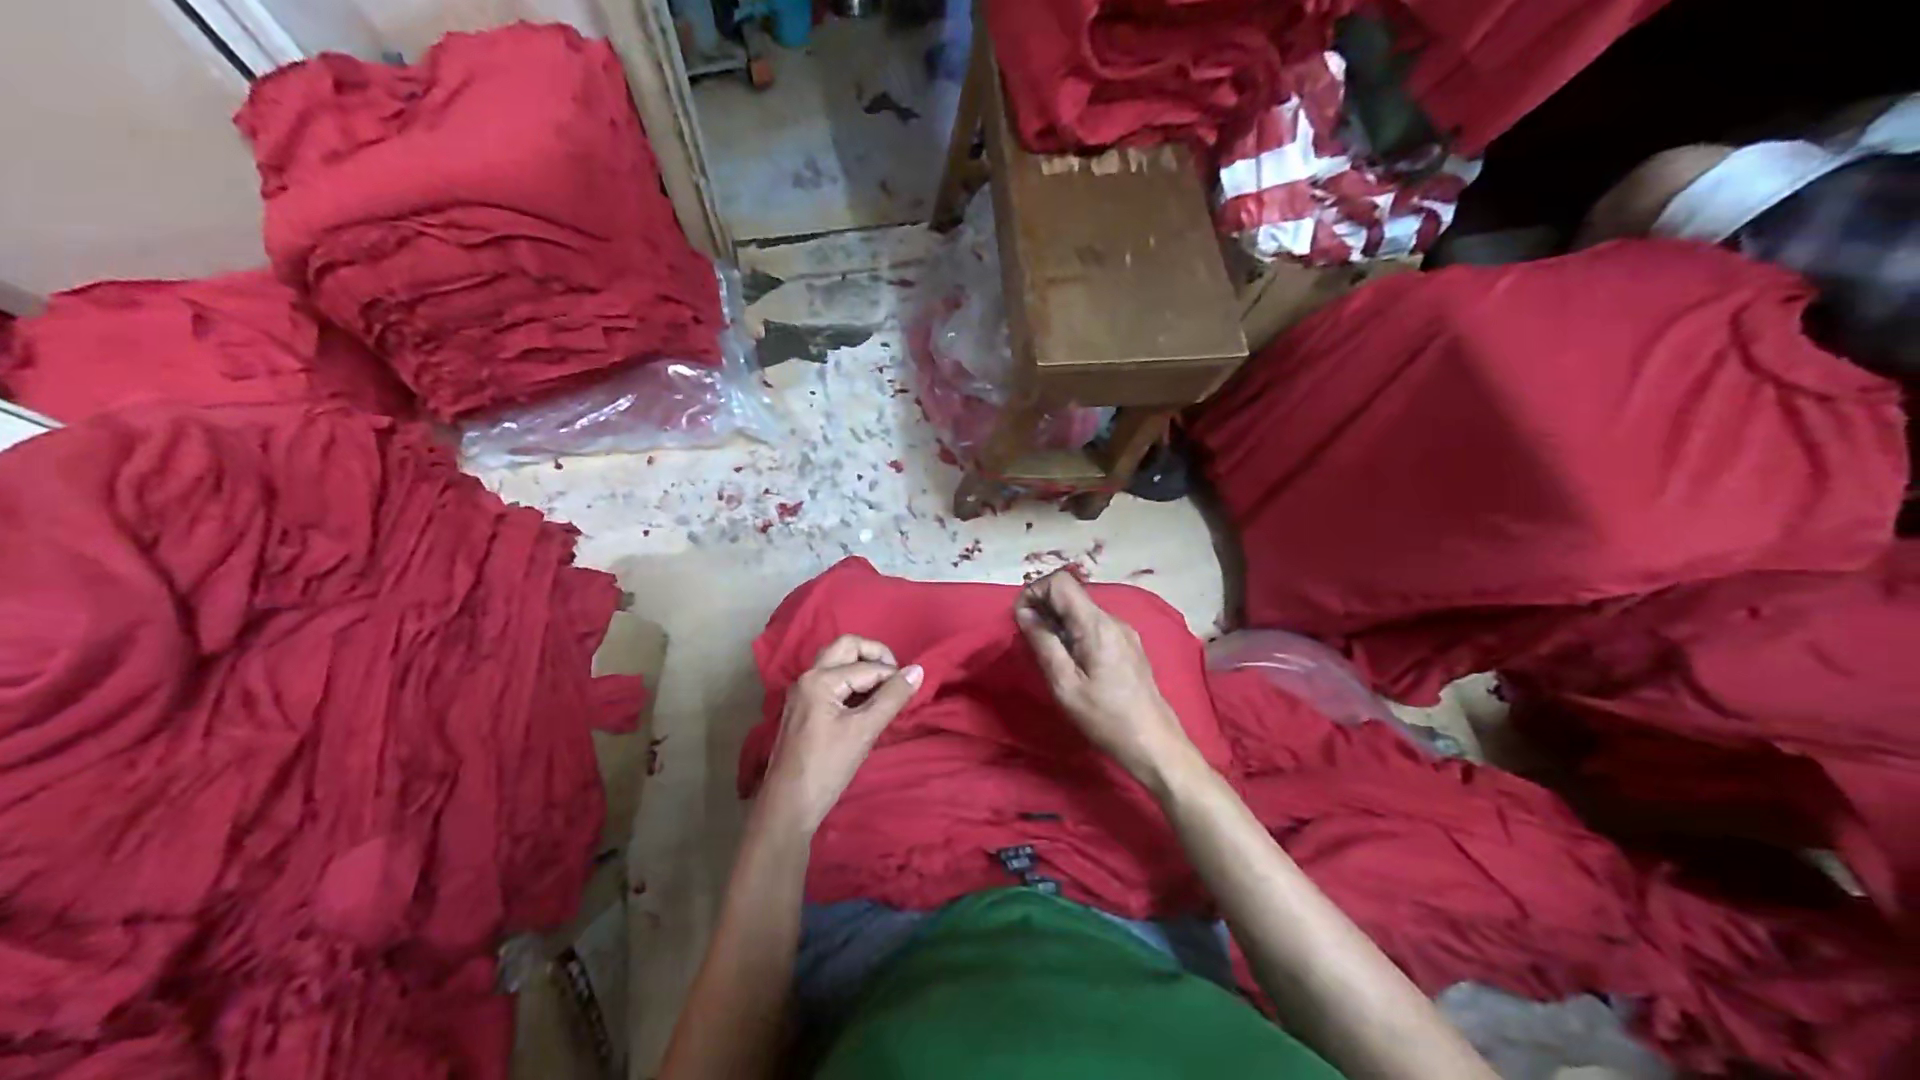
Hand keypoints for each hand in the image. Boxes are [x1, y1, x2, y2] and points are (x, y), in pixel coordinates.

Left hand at [757, 634, 922, 833]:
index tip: (911, 692)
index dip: (893, 677)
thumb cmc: (827, 767)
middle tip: (896, 676)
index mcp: (820, 679)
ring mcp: (802, 692)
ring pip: (837, 662)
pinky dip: (851, 682)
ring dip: (862, 667)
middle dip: (875, 655)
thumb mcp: (865, 730)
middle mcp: (807, 677)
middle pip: (846, 647)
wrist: (789, 805)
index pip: (868, 667)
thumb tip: (918, 670)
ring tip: (884, 690)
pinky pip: (831, 680)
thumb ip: (892, 697)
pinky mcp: (803, 707)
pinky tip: (867, 702)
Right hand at [1014, 570, 1200, 786]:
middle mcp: (1113, 619)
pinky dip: (1074, 633)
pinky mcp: (1128, 646)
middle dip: (1043, 608)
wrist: (1154, 743)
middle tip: (1029, 640)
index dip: (1034, 592)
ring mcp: (1124, 632)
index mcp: (1097, 624)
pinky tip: (1071, 662)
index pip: (1060, 581)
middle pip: (1071, 594)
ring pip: (1081, 610)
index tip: (1021, 620)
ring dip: (1057, 622)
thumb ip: (1043, 643)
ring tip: (1048, 654)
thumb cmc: (1105, 718)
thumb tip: (1025, 613)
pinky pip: (1094, 626)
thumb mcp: (1065, 684)